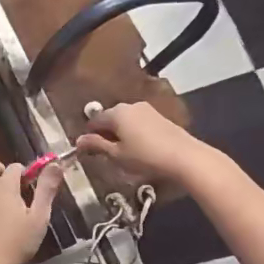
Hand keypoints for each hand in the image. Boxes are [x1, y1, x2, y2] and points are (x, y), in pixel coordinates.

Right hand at [76, 102, 214, 185]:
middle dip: (105, 133)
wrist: (185, 157)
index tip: (88, 151)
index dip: (89, 136)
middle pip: (110, 118)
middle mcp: (130, 106)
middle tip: (106, 153)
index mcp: (116, 113)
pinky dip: (134, 132)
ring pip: (125, 120)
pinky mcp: (160, 117)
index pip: (94, 121)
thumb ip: (96, 145)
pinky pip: (138, 123)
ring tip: (123, 152)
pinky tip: (139, 148)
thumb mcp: (116, 155)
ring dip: (120, 133)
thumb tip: (78, 140)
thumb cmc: (145, 156)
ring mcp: (147, 110)